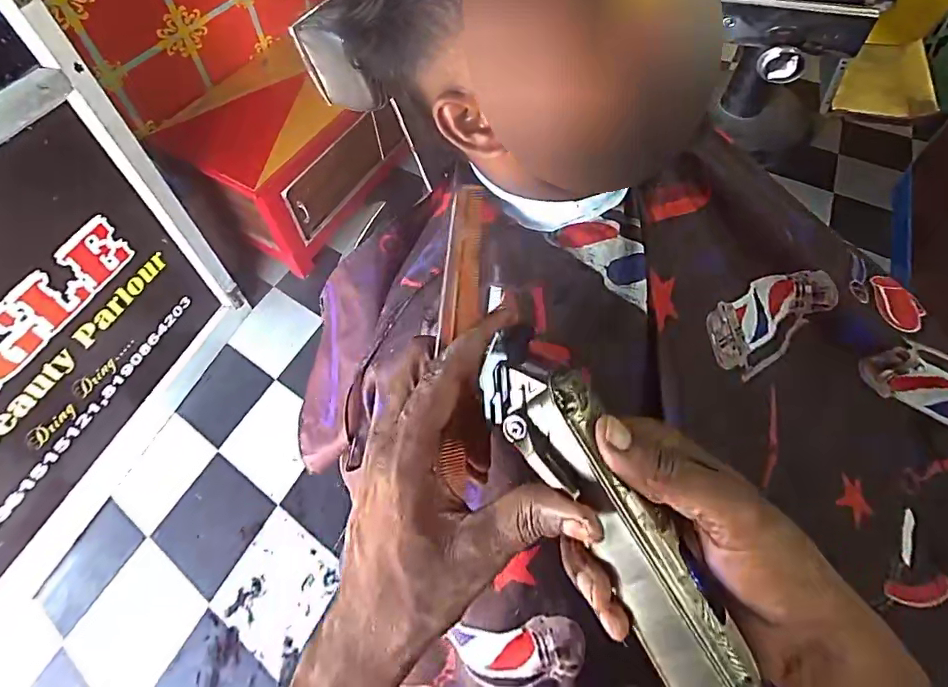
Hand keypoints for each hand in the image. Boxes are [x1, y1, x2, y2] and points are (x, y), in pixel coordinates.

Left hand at [294, 309, 602, 686]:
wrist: (366, 628)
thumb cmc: (412, 594)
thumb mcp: (473, 558)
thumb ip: (524, 520)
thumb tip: (581, 509)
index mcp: (403, 457)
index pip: (437, 381)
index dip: (471, 344)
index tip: (501, 319)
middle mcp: (382, 443)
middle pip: (407, 367)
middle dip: (447, 346)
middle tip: (493, 347)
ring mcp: (374, 450)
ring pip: (400, 384)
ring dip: (438, 370)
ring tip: (484, 378)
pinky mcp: (376, 462)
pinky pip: (401, 409)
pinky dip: (430, 398)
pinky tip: (461, 424)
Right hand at [561, 416, 928, 686]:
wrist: (811, 651)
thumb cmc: (780, 565)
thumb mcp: (729, 510)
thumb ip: (668, 473)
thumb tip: (607, 431)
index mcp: (676, 465)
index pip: (618, 437)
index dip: (587, 445)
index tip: (562, 467)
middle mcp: (654, 497)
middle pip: (593, 488)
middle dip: (577, 516)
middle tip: (583, 542)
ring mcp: (648, 542)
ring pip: (592, 534)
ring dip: (587, 563)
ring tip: (604, 597)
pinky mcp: (646, 583)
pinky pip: (607, 577)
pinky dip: (603, 596)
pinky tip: (616, 616)